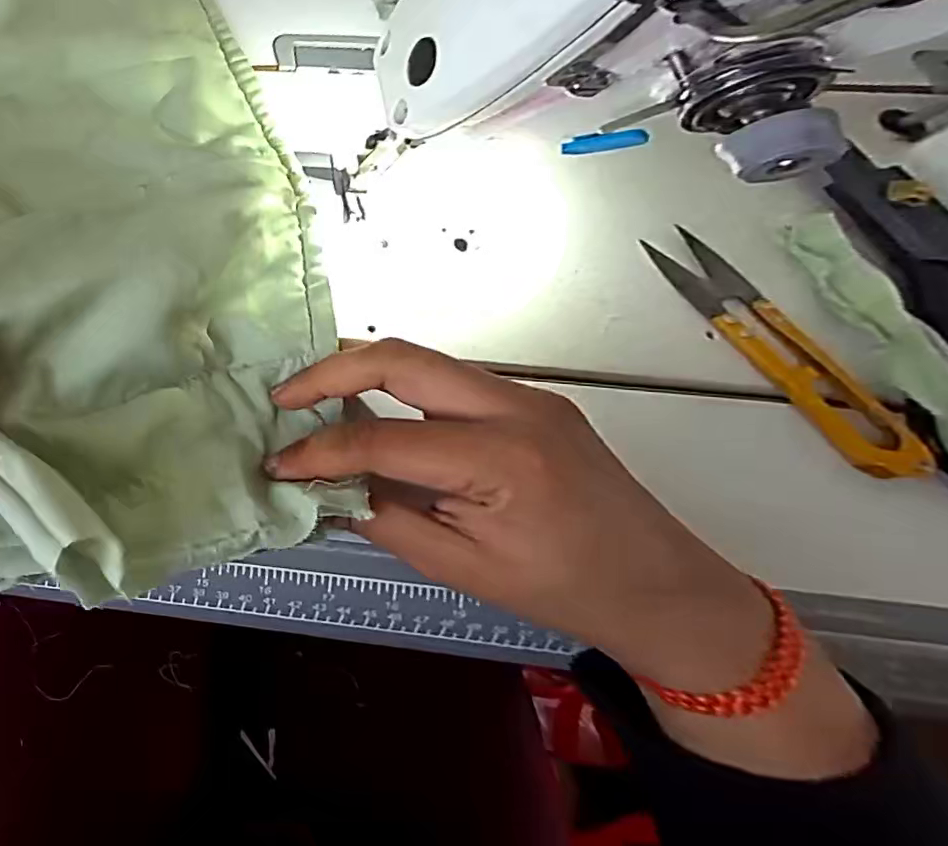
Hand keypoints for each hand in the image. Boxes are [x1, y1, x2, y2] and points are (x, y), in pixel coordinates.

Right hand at [268, 339, 874, 778]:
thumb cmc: (565, 591)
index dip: (319, 451)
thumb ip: (381, 518)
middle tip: (282, 397)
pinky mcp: (524, 396)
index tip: (278, 465)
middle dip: (327, 371)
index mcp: (503, 459)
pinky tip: (364, 404)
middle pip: (398, 358)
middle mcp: (514, 406)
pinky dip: (389, 382)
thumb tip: (318, 489)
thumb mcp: (459, 568)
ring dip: (356, 369)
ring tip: (309, 396)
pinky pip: (441, 376)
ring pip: (418, 357)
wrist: (669, 590)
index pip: (383, 438)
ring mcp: (524, 393)